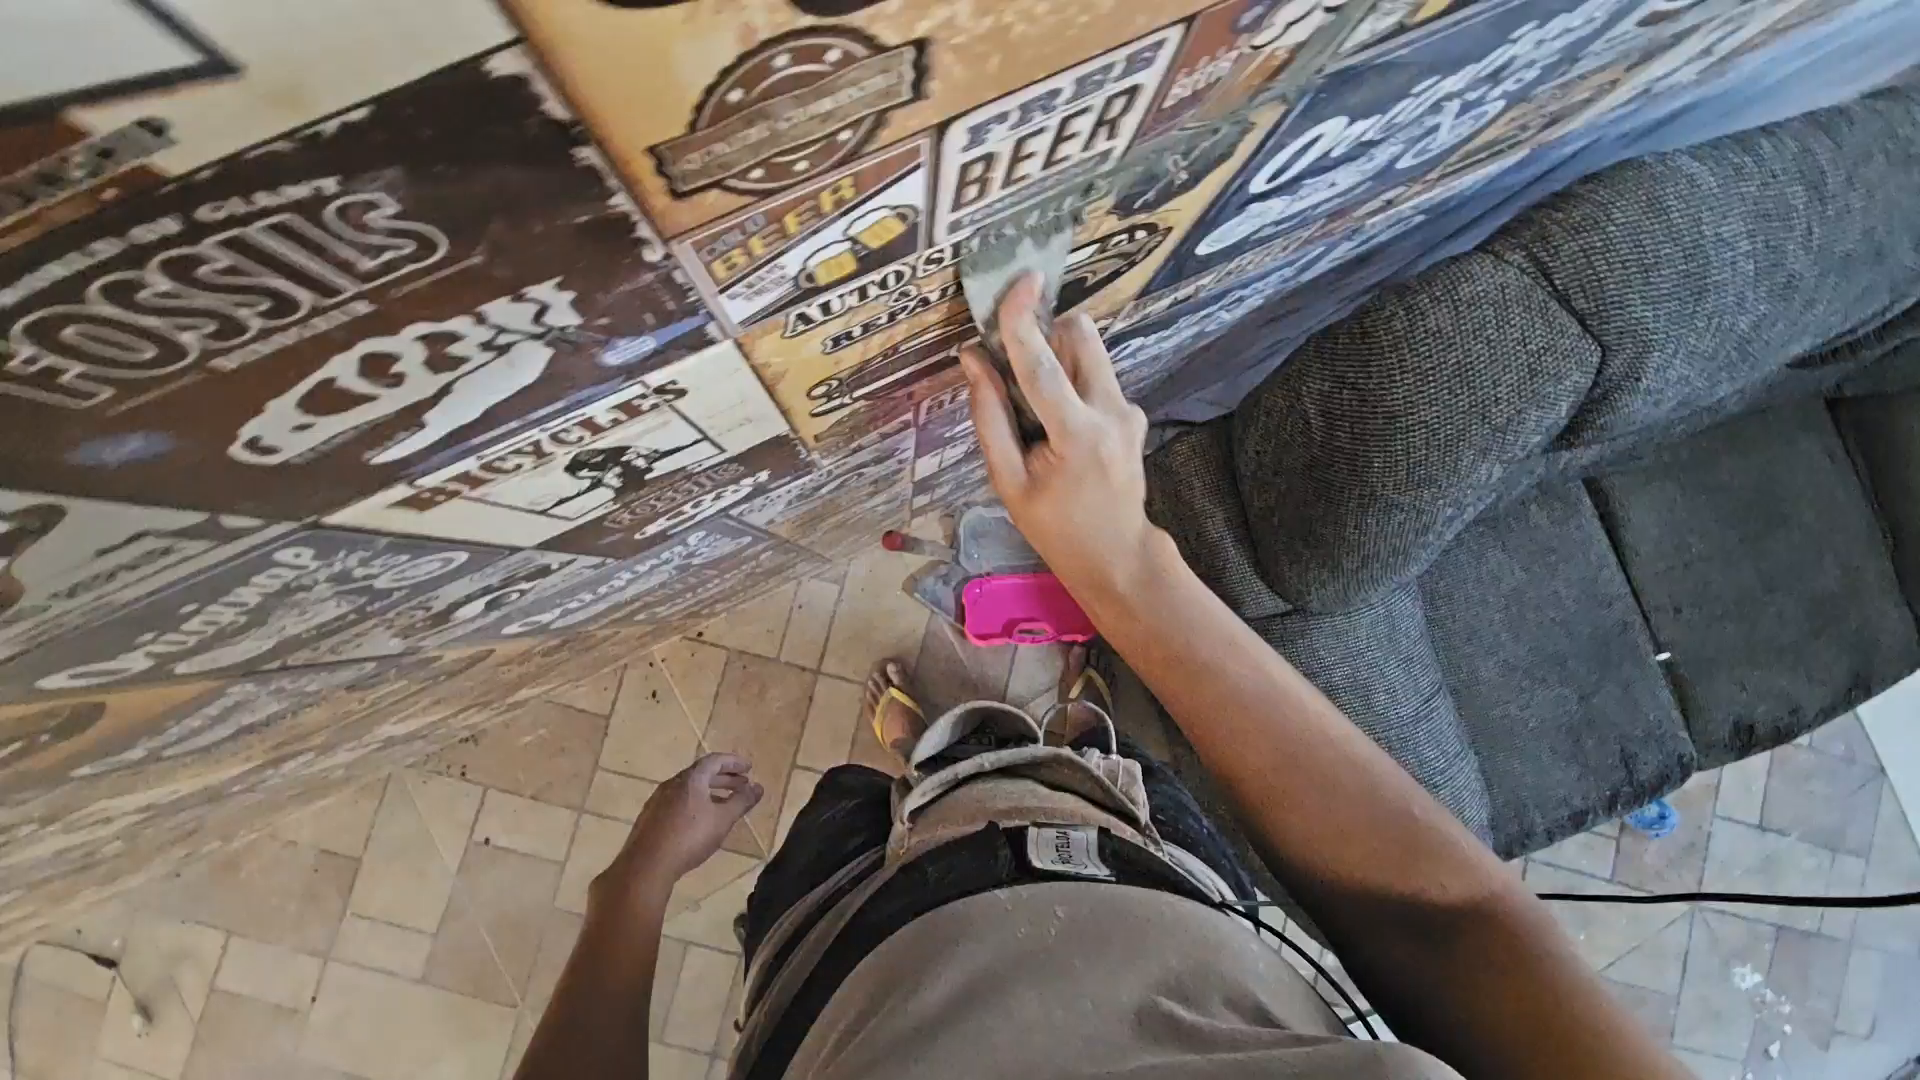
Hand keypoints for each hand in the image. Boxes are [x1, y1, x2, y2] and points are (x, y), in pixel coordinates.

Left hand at [589, 753, 762, 910]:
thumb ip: (742, 801)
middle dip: (724, 778)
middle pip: (701, 774)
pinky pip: (678, 802)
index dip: (733, 762)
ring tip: (724, 804)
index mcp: (691, 779)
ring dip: (709, 792)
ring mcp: (658, 801)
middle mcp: (672, 784)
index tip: (748, 768)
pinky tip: (700, 821)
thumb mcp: (723, 819)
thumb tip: (758, 787)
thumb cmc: (689, 837)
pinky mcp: (650, 818)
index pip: (714, 760)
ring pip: (689, 789)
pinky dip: (695, 803)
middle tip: (741, 785)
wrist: (646, 866)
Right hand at [960, 273, 1167, 604]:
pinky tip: (1062, 426)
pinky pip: (1097, 375)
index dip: (1022, 320)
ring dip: (1059, 359)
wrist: (1117, 553)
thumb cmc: (1054, 527)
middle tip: (1021, 373)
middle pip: (1080, 336)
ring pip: (1091, 350)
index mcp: (1077, 435)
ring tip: (1040, 407)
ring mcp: (1129, 410)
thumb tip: (973, 361)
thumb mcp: (1008, 482)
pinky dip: (1072, 383)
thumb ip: (990, 419)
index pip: (1042, 365)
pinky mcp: (1134, 412)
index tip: (1017, 281)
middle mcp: (1112, 411)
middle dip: (1047, 338)